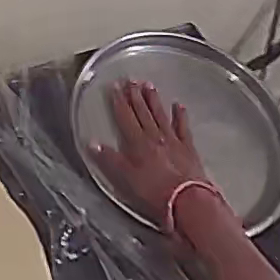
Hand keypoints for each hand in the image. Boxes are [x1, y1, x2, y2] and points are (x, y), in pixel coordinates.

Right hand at [90, 79, 211, 221]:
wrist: (188, 200)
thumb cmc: (154, 191)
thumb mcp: (126, 178)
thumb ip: (109, 159)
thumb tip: (91, 142)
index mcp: (137, 142)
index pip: (125, 117)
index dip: (119, 101)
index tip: (115, 86)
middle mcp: (154, 136)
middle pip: (142, 112)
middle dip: (135, 95)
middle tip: (130, 79)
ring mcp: (173, 140)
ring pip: (160, 115)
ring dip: (153, 100)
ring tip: (148, 84)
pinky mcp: (188, 147)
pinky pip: (182, 127)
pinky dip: (180, 116)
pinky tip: (178, 105)